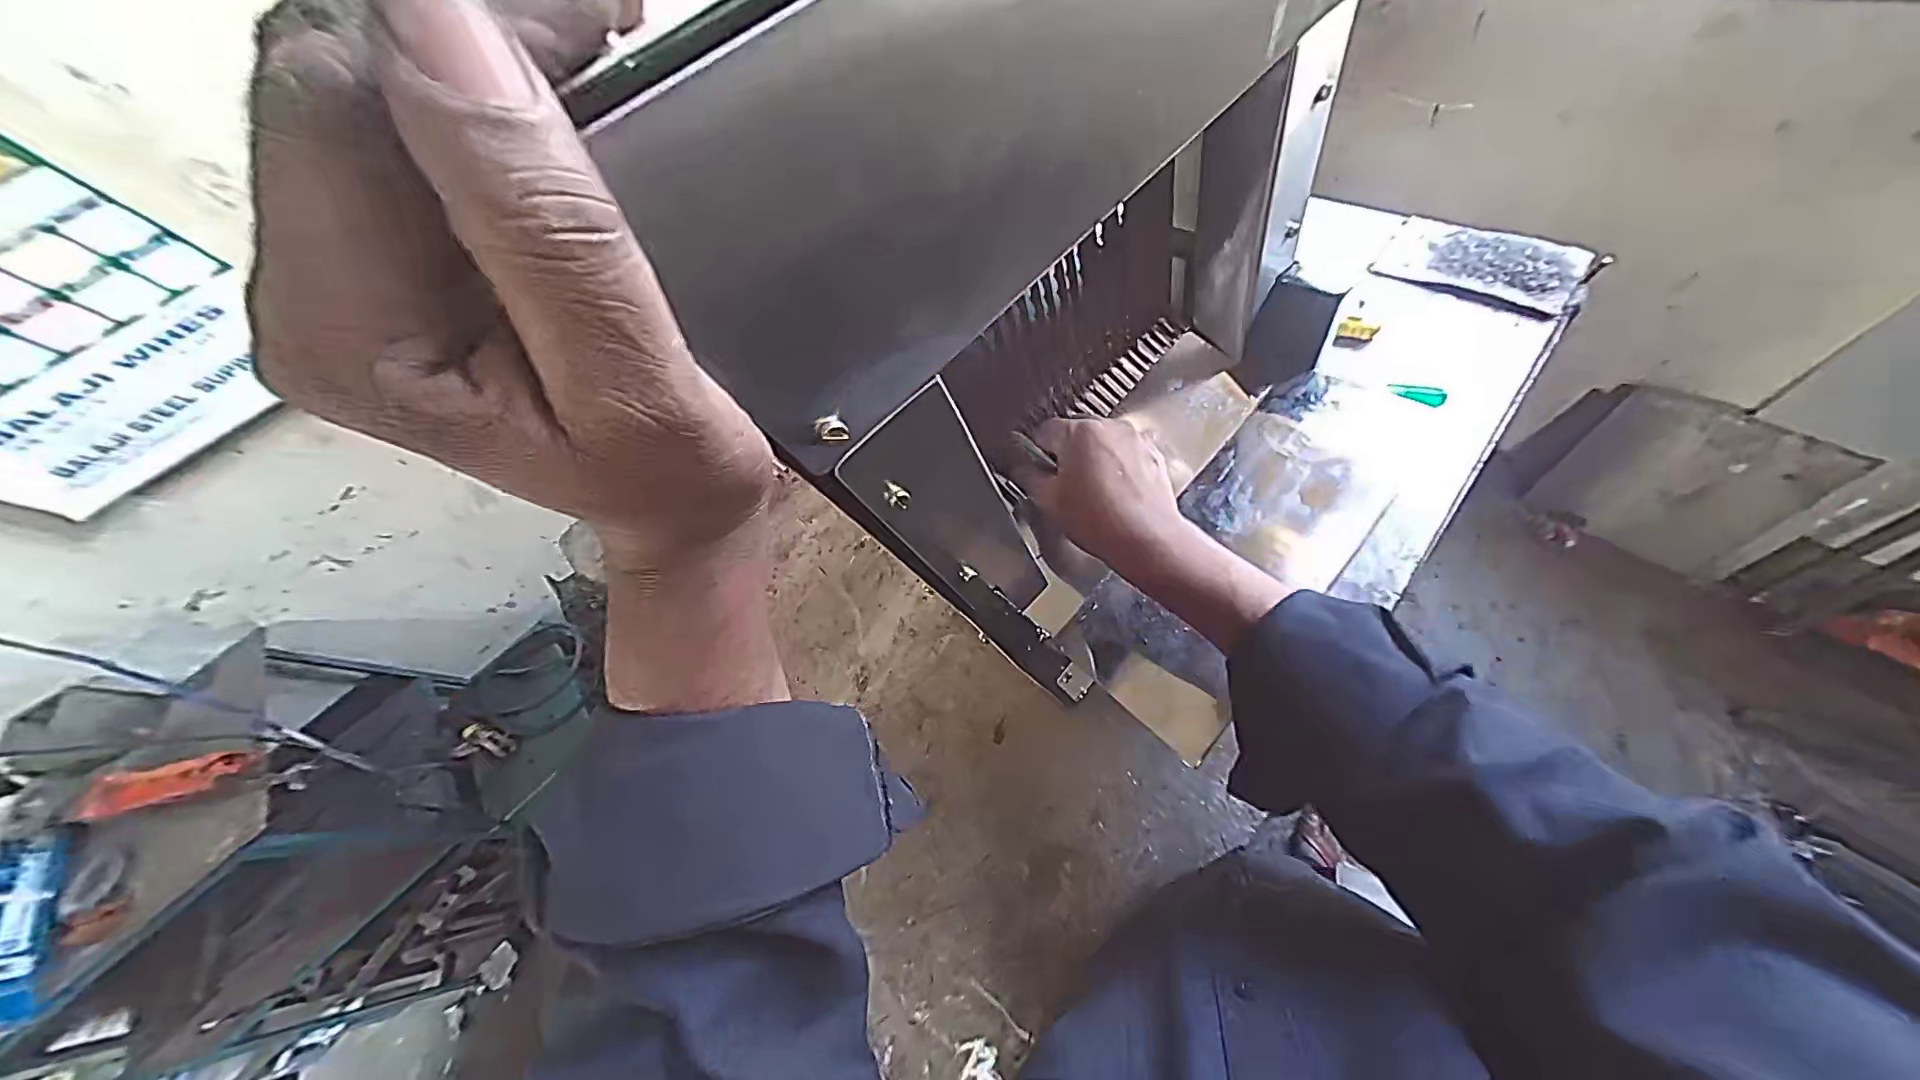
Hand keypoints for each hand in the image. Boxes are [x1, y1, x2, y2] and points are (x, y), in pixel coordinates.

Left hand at [249, 0, 787, 709]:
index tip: (600, 25)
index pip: (338, 110)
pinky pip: (412, 132)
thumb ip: (554, 239)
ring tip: (596, 44)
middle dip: (469, 35)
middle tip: (608, 26)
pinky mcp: (399, 265)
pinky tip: (561, 94)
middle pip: (338, 87)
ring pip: (371, 92)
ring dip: (482, 52)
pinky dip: (489, 91)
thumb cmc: (676, 474)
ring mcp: (350, 277)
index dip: (455, 40)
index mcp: (350, 338)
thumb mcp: (634, 382)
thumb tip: (441, 22)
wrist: (680, 507)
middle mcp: (315, 297)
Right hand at [1017, 418, 1185, 581]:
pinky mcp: (1153, 455)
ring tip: (1095, 495)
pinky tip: (1116, 495)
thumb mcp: (1049, 501)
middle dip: (1070, 457)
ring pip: (1103, 444)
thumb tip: (1024, 470)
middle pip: (1077, 435)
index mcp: (1078, 432)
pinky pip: (1127, 456)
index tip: (1040, 470)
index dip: (1038, 453)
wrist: (1146, 539)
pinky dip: (1120, 469)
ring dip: (1096, 462)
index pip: (1045, 432)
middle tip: (1067, 489)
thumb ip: (1029, 477)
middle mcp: (1109, 428)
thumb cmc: (1101, 521)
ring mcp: (1135, 440)